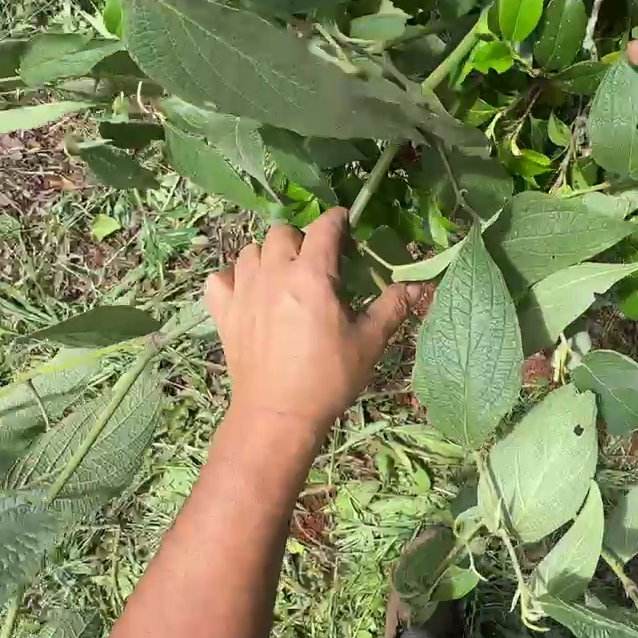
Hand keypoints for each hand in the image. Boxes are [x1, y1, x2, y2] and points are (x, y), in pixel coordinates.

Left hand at [204, 208, 420, 454]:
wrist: (278, 415)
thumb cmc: (328, 378)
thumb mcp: (369, 342)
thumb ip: (392, 307)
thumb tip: (418, 286)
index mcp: (311, 274)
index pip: (324, 227)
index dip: (337, 221)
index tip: (347, 226)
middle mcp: (274, 272)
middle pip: (282, 232)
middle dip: (301, 239)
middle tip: (316, 263)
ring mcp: (243, 290)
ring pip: (250, 250)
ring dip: (268, 255)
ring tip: (283, 276)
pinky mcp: (223, 312)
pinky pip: (220, 278)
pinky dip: (232, 278)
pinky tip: (247, 292)